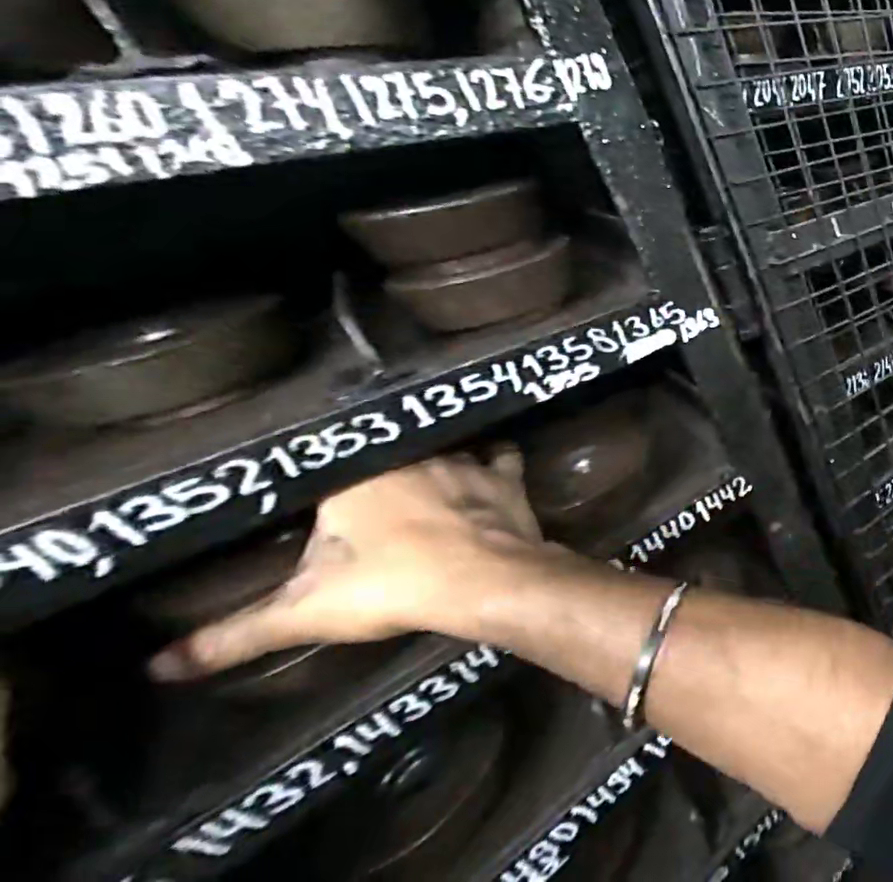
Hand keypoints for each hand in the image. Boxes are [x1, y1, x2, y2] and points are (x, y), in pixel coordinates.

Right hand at [149, 448, 544, 681]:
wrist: (482, 579)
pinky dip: (497, 460)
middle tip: (379, 489)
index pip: (330, 469)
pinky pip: (503, 457)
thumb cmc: (391, 585)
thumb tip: (160, 666)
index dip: (327, 482)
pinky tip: (493, 466)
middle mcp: (413, 457)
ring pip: (447, 451)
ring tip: (429, 476)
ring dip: (440, 462)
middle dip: (384, 470)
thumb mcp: (302, 612)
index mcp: (356, 477)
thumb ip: (233, 634)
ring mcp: (465, 463)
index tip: (325, 492)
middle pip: (393, 458)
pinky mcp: (507, 478)